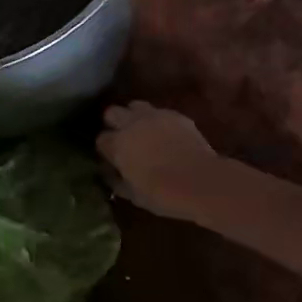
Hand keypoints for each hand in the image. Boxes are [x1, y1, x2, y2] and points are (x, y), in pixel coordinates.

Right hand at [96, 101, 225, 221]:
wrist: (200, 181)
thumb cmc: (162, 193)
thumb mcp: (133, 195)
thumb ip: (117, 181)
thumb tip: (111, 175)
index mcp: (118, 143)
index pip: (101, 139)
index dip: (105, 149)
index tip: (112, 158)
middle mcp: (132, 123)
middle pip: (112, 112)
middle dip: (114, 123)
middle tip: (123, 139)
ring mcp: (155, 115)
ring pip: (136, 106)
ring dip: (135, 116)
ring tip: (143, 132)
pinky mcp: (176, 115)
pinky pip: (160, 112)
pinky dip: (158, 121)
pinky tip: (166, 135)